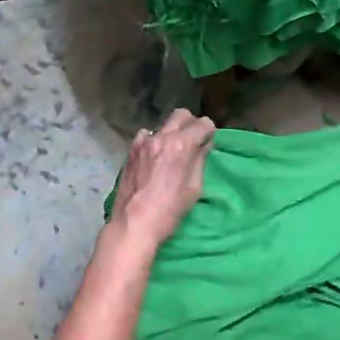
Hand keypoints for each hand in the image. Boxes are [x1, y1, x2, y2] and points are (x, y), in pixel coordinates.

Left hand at [111, 109, 214, 246]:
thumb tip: (204, 144)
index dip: (209, 132)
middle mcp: (161, 136)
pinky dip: (154, 142)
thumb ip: (200, 160)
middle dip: (191, 124)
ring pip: (163, 125)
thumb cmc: (169, 210)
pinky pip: (146, 137)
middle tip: (193, 141)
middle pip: (181, 114)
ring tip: (171, 152)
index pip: (203, 123)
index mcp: (181, 144)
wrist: (133, 224)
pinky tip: (154, 158)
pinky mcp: (130, 150)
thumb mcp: (194, 188)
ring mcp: (142, 141)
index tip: (208, 143)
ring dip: (171, 133)